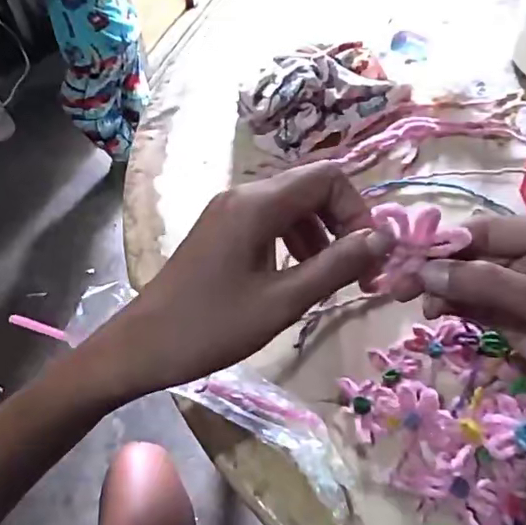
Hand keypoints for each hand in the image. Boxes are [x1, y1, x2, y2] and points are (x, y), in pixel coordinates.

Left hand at [78, 163, 392, 399]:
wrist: (141, 347)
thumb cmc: (211, 328)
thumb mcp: (283, 302)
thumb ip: (337, 266)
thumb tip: (383, 239)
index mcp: (257, 205)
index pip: (329, 177)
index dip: (358, 210)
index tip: (369, 255)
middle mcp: (242, 195)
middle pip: (312, 188)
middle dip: (343, 224)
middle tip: (358, 272)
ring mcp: (228, 211)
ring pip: (293, 207)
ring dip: (322, 236)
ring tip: (330, 279)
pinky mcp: (221, 230)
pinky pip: (271, 222)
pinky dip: (296, 242)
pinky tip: (298, 276)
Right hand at [405, 216, 525, 451]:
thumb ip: (491, 285)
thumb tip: (428, 270)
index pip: (493, 231)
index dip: (448, 243)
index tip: (406, 257)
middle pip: (480, 258)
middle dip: (440, 270)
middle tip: (396, 287)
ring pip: (478, 286)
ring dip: (446, 293)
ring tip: (415, 306)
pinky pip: (486, 312)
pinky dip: (461, 312)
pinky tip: (438, 315)